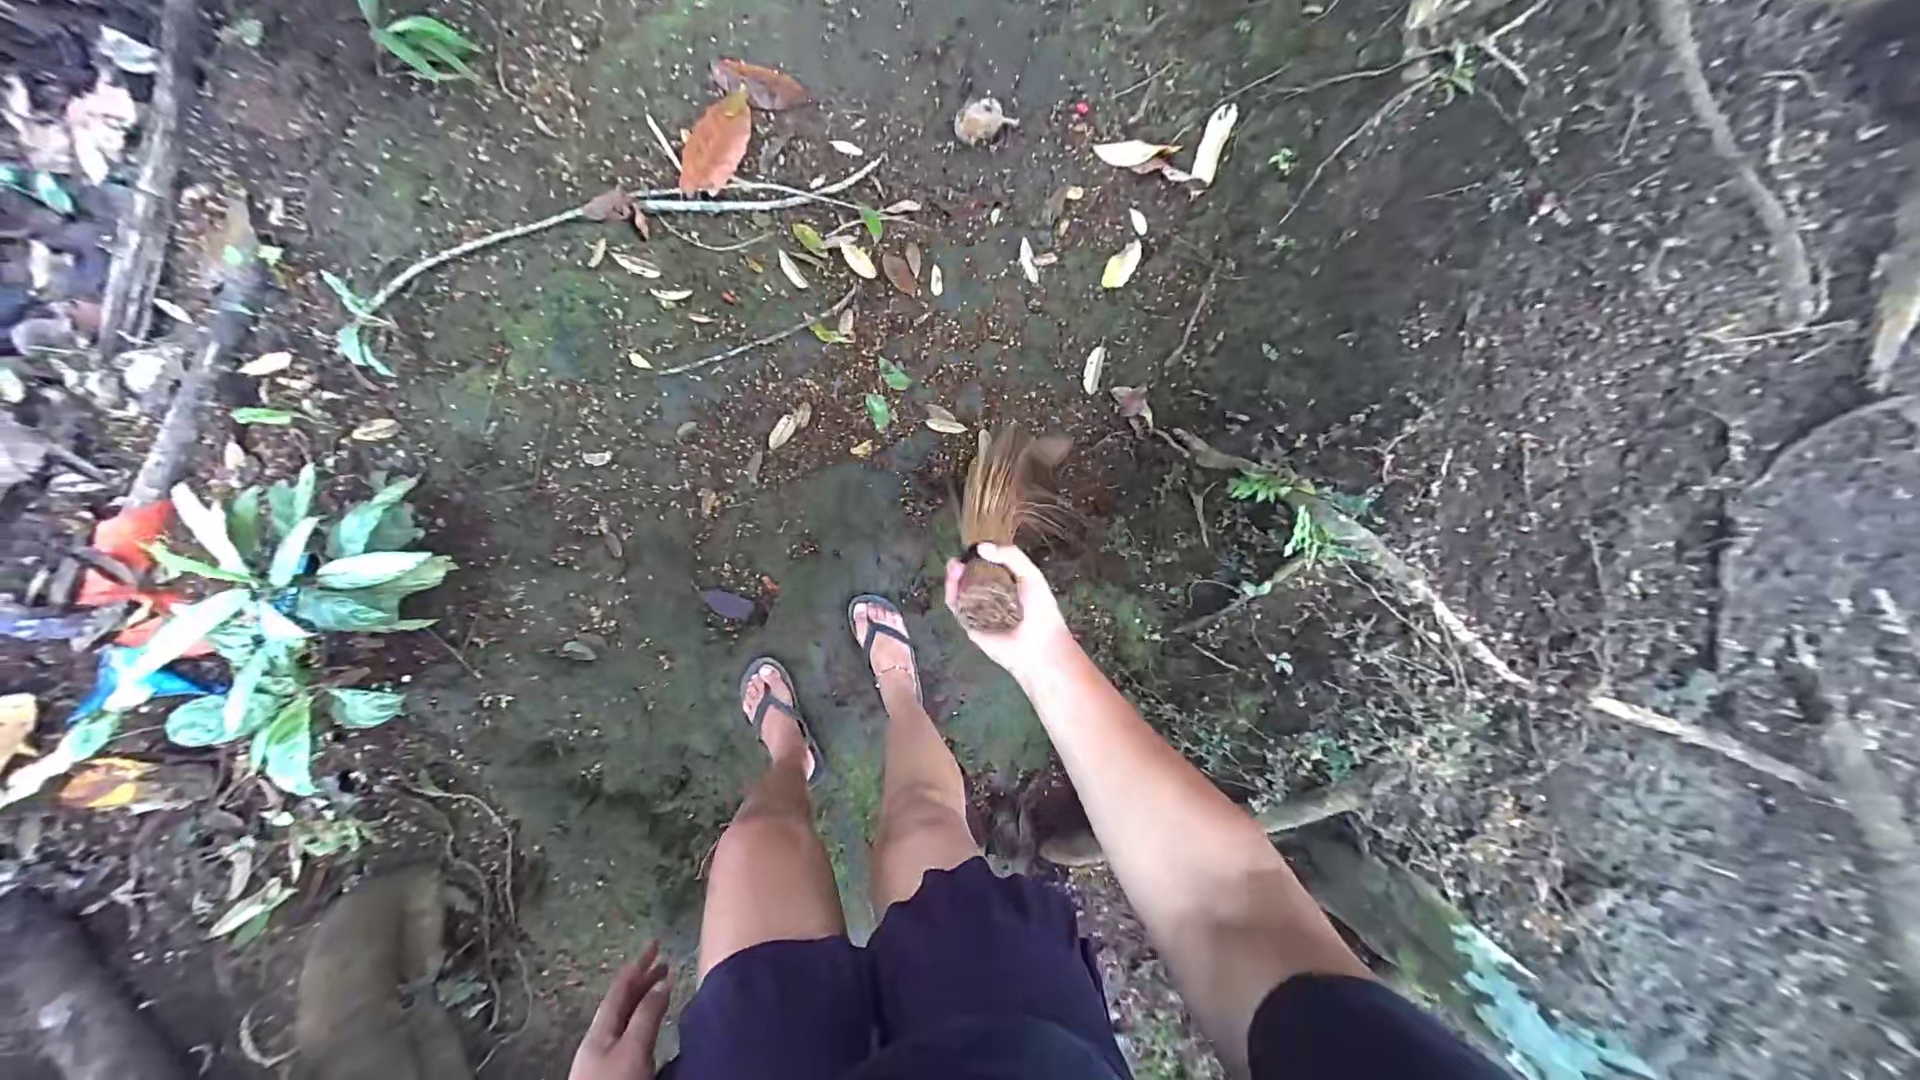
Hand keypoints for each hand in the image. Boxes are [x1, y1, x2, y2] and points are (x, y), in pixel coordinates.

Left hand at [569, 942, 673, 1079]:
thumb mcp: (633, 1050)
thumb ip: (647, 1015)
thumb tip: (663, 982)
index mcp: (600, 1031)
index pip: (620, 987)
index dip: (639, 963)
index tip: (656, 942)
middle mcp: (600, 1042)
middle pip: (622, 1002)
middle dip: (644, 979)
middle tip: (666, 961)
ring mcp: (603, 1061)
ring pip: (626, 1020)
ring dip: (645, 1000)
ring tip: (664, 987)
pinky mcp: (612, 1077)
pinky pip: (630, 1036)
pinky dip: (645, 1021)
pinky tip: (654, 1027)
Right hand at [944, 542, 1076, 679]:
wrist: (1039, 644)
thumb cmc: (1041, 610)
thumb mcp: (1031, 575)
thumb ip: (1011, 556)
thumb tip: (982, 547)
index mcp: (1008, 587)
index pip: (987, 569)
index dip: (978, 558)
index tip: (973, 548)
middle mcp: (992, 600)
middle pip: (969, 580)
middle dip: (962, 567)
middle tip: (958, 559)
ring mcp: (979, 613)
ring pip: (959, 592)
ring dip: (953, 578)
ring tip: (954, 566)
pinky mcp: (970, 626)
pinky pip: (956, 607)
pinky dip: (951, 593)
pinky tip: (953, 579)